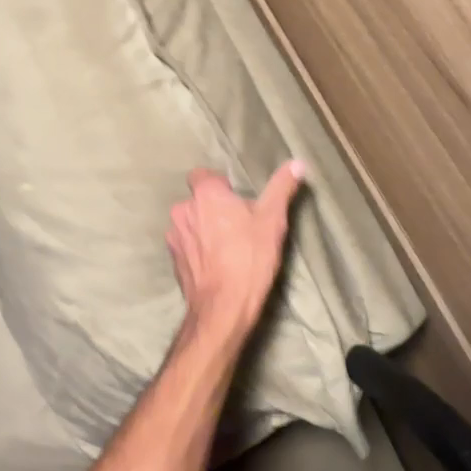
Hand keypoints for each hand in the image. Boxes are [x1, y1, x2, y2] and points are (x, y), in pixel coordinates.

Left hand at [166, 160, 305, 342]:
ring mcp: (174, 235)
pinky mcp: (172, 259)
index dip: (219, 185)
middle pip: (198, 200)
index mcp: (206, 193)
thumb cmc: (250, 257)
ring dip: (203, 229)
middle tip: (237, 226)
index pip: (203, 175)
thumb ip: (282, 187)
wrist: (223, 308)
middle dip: (213, 209)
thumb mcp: (272, 220)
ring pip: (190, 223)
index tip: (235, 201)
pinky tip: (214, 265)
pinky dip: (196, 250)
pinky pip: (185, 245)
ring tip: (226, 248)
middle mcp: (183, 208)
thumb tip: (297, 162)